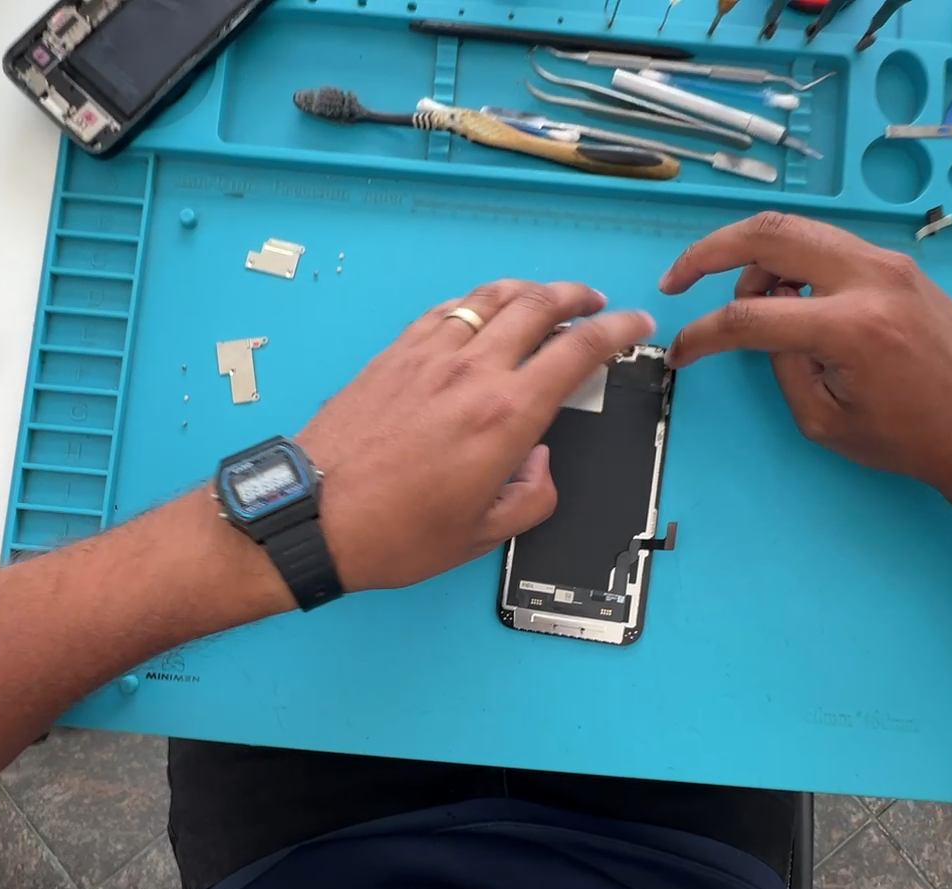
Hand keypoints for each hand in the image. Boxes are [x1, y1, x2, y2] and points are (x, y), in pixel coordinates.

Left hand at [296, 280, 654, 591]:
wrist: (315, 516)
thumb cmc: (395, 532)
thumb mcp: (483, 536)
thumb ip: (532, 496)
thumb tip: (539, 462)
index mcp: (505, 416)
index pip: (578, 351)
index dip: (617, 331)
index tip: (636, 324)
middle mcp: (472, 371)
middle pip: (539, 306)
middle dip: (578, 298)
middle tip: (594, 304)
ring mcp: (430, 355)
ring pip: (492, 298)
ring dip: (529, 290)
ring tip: (545, 296)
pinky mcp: (395, 354)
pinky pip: (447, 310)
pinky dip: (476, 302)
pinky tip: (480, 310)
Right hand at [659, 212, 951, 508]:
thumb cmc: (909, 439)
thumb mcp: (823, 419)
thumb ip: (782, 365)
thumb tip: (763, 327)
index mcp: (851, 328)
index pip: (747, 317)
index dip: (700, 335)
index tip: (679, 353)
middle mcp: (872, 278)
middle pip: (770, 233)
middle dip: (709, 252)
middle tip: (677, 279)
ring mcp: (891, 264)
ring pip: (798, 232)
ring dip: (754, 260)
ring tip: (746, 306)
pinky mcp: (899, 266)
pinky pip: (828, 248)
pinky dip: (791, 264)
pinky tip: (787, 300)